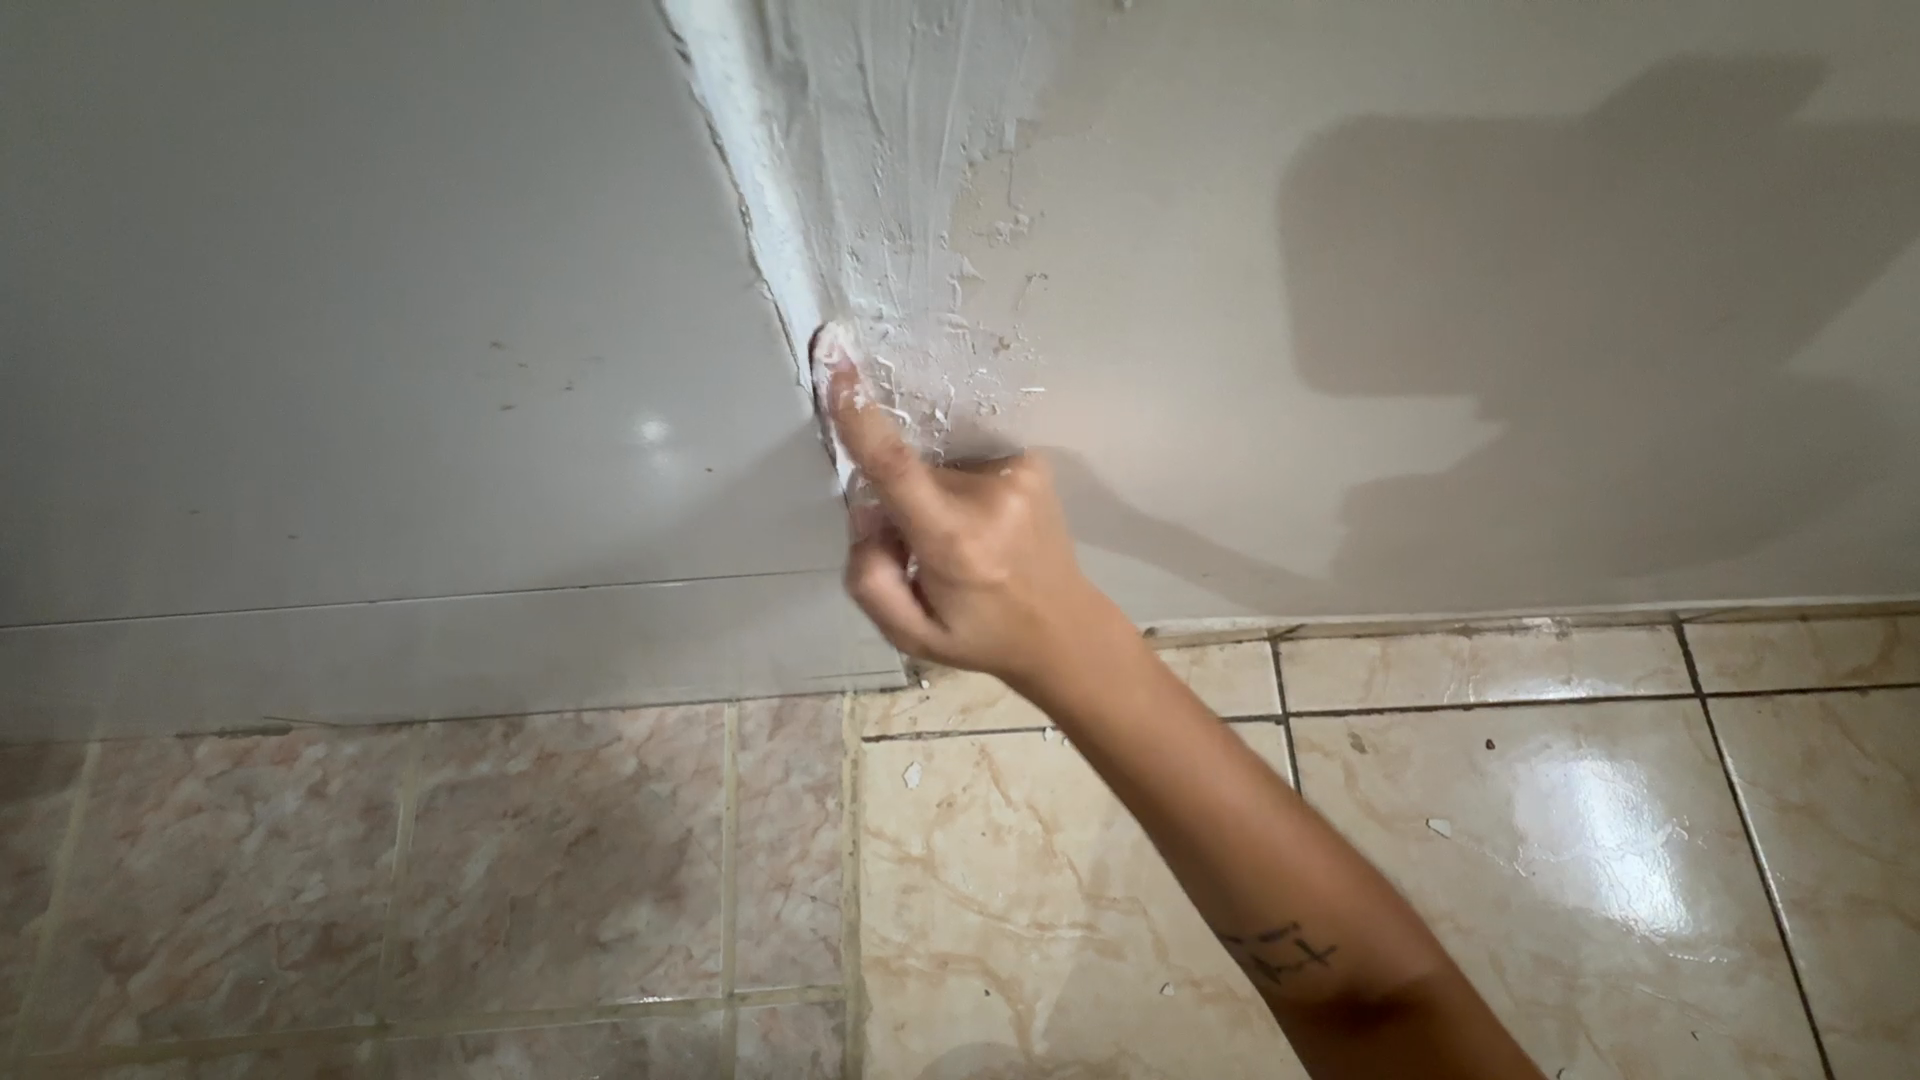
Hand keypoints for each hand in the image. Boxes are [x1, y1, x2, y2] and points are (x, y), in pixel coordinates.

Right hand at [826, 360, 1125, 685]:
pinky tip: (986, 527)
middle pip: (909, 474)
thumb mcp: (911, 635)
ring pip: (938, 468)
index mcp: (954, 542)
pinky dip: (960, 490)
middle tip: (919, 553)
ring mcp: (1018, 473)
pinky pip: (967, 463)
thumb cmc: (983, 636)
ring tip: (965, 546)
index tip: (834, 360)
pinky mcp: (1033, 462)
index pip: (896, 467)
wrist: (1064, 629)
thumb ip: (869, 576)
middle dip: (897, 505)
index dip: (860, 415)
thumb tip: (867, 509)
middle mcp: (991, 496)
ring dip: (932, 499)